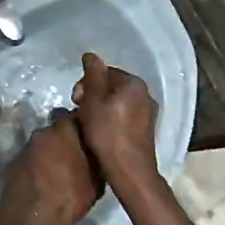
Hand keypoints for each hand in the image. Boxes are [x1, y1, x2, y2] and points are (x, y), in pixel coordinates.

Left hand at [0, 113, 101, 224]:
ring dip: (52, 152)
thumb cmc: (69, 197)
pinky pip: (33, 157)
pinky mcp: (15, 160)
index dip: (82, 125)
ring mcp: (27, 146)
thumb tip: (98, 150)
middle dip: (66, 139)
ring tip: (61, 171)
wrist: (31, 218)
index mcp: (64, 130)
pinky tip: (46, 180)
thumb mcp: (96, 181)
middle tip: (76, 157)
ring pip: (44, 143)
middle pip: (57, 129)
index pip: (74, 115)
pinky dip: (39, 164)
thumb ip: (97, 158)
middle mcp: (43, 132)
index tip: (89, 138)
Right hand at [71, 53, 159, 193]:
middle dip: (93, 96)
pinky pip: (124, 116)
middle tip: (79, 111)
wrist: (129, 170)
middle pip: (111, 87)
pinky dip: (111, 120)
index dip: (85, 84)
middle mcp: (146, 94)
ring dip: (100, 108)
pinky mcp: (146, 130)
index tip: (75, 100)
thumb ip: (92, 74)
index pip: (104, 72)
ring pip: (117, 103)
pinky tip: (101, 133)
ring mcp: (149, 113)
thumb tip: (91, 55)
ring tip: (88, 123)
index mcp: (134, 83)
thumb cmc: (107, 132)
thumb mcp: (93, 99)